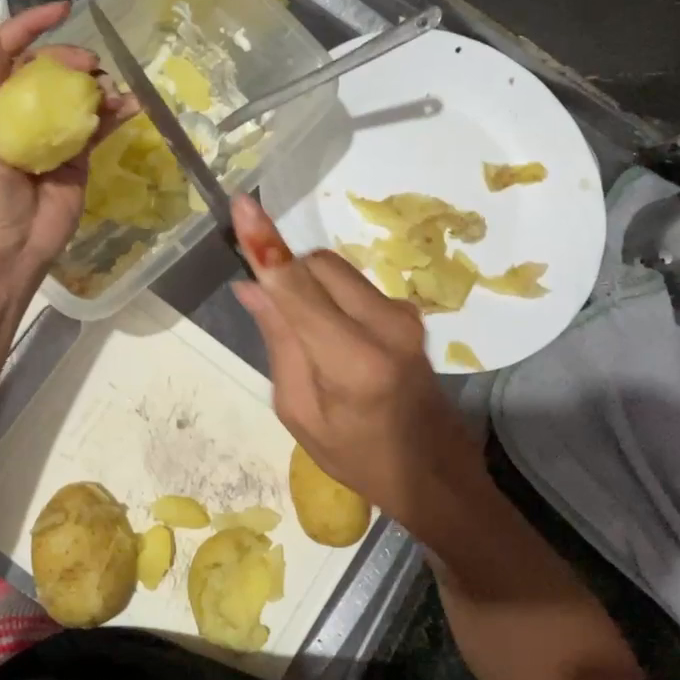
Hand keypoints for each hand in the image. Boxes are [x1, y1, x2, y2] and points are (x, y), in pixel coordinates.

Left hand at [0, 3, 133, 287]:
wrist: (12, 249)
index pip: (6, 50)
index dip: (30, 24)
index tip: (63, 9)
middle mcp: (17, 109)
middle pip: (46, 66)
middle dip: (70, 57)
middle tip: (89, 66)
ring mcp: (49, 130)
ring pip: (76, 91)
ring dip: (96, 82)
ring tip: (108, 90)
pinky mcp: (77, 153)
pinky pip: (98, 122)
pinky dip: (115, 109)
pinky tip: (130, 105)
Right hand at [228, 195, 481, 516]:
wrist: (436, 475)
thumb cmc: (358, 457)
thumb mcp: (300, 413)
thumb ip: (279, 343)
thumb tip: (252, 285)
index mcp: (353, 361)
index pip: (299, 288)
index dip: (266, 245)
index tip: (243, 204)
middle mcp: (386, 325)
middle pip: (317, 264)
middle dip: (285, 273)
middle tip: (270, 312)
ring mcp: (405, 315)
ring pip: (335, 269)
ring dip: (307, 285)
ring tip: (306, 338)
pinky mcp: (410, 313)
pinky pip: (353, 284)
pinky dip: (327, 295)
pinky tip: (329, 336)